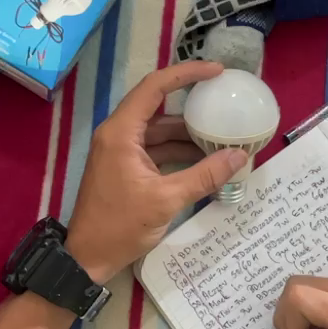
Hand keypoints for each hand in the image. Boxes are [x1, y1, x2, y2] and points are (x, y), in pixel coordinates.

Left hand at [64, 61, 247, 280]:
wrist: (87, 257)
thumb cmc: (120, 226)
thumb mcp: (167, 200)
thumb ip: (204, 175)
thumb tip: (240, 156)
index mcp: (121, 132)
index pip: (155, 88)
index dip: (186, 73)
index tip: (216, 71)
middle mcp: (118, 134)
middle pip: (159, 107)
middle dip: (192, 105)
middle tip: (225, 102)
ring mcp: (121, 151)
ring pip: (159, 131)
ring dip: (188, 133)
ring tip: (223, 134)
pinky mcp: (125, 167)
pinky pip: (156, 149)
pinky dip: (178, 151)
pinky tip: (205, 158)